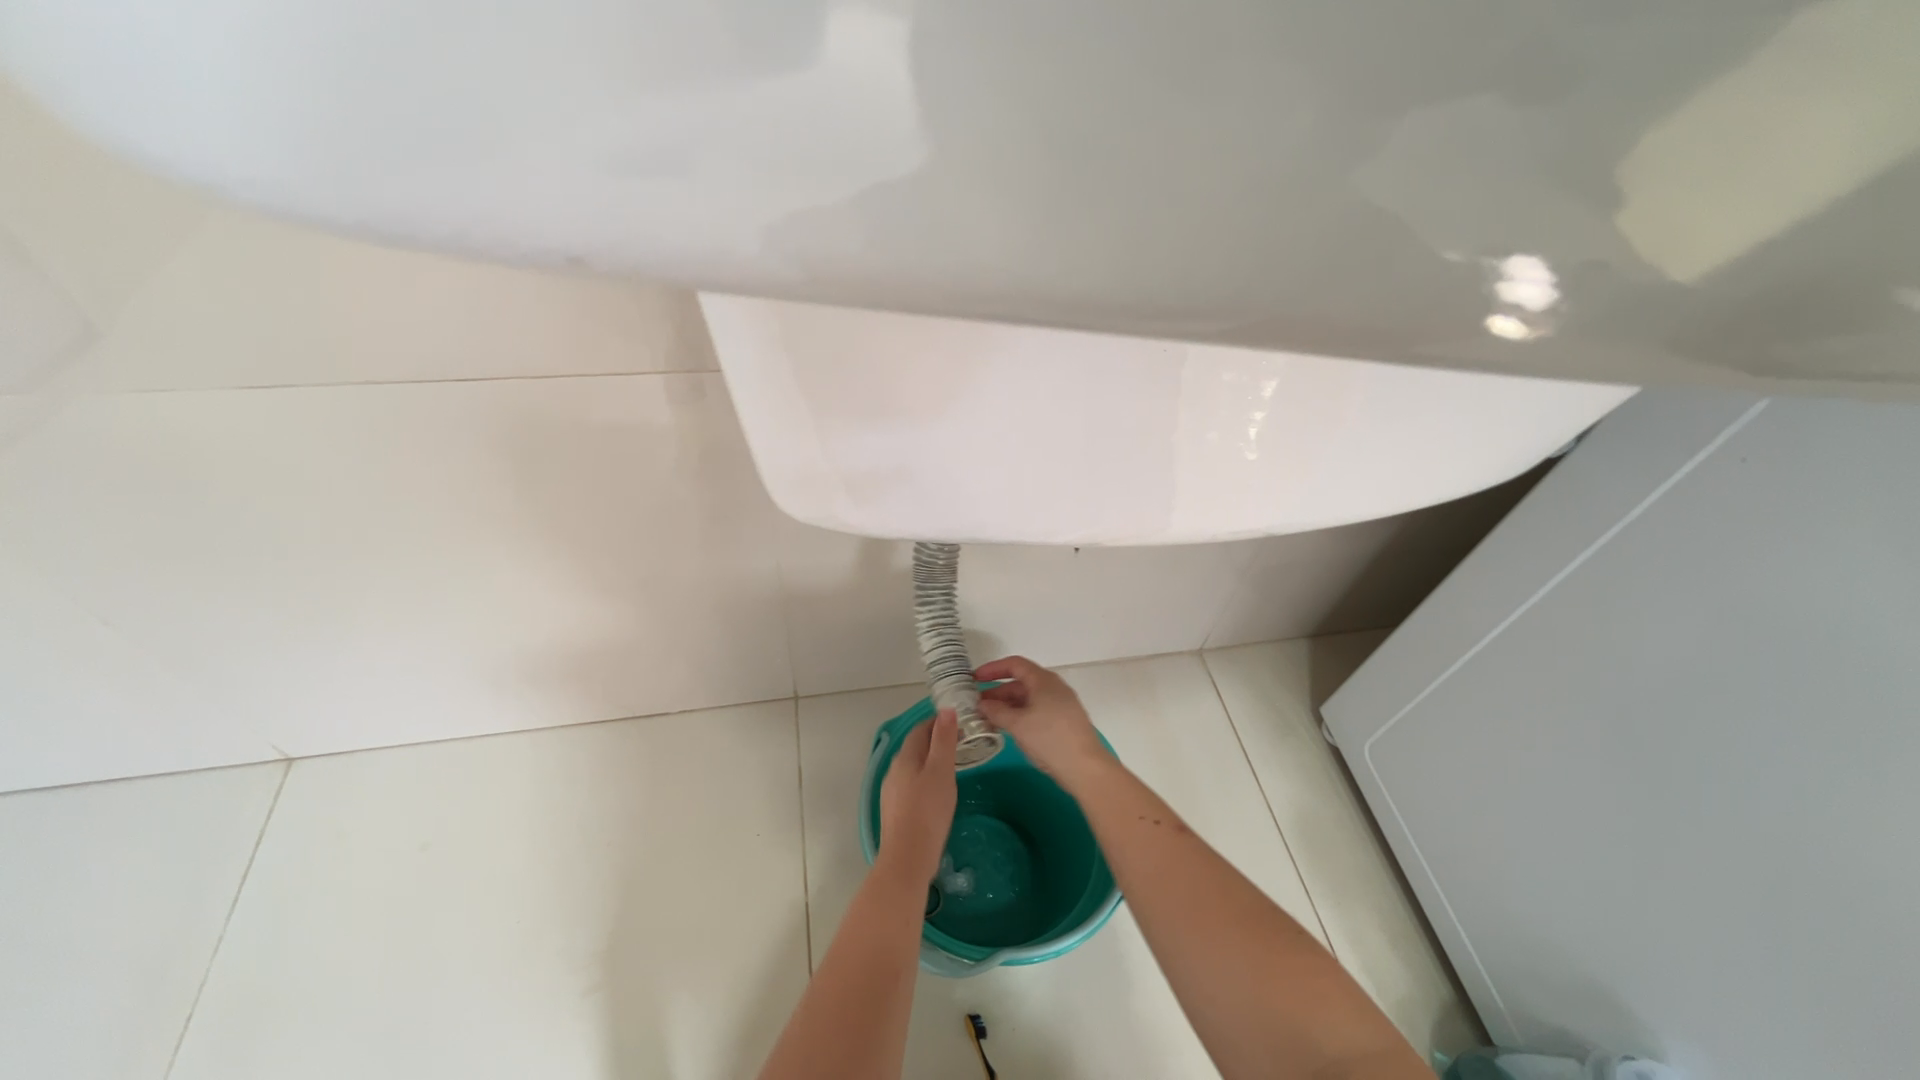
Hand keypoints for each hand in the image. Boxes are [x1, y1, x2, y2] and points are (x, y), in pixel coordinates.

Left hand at [878, 708, 958, 885]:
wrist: (908, 858)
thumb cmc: (928, 811)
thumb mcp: (941, 771)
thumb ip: (944, 740)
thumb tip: (946, 710)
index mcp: (904, 758)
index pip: (920, 730)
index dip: (938, 722)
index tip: (960, 722)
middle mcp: (894, 771)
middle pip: (915, 747)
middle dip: (935, 741)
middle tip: (961, 743)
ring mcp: (892, 792)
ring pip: (913, 767)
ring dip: (931, 761)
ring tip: (953, 766)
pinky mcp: (896, 811)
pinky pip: (912, 785)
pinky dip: (926, 779)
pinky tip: (938, 792)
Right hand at [975, 656, 1107, 783]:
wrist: (1085, 767)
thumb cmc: (1050, 739)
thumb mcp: (1018, 724)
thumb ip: (997, 711)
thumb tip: (982, 704)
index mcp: (1043, 680)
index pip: (1015, 665)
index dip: (992, 669)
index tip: (974, 679)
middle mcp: (1053, 687)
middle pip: (1021, 682)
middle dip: (997, 691)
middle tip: (976, 704)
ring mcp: (1061, 704)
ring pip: (1028, 698)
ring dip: (1007, 705)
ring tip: (987, 718)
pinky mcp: (1063, 721)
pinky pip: (1036, 710)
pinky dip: (1019, 715)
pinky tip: (1008, 728)